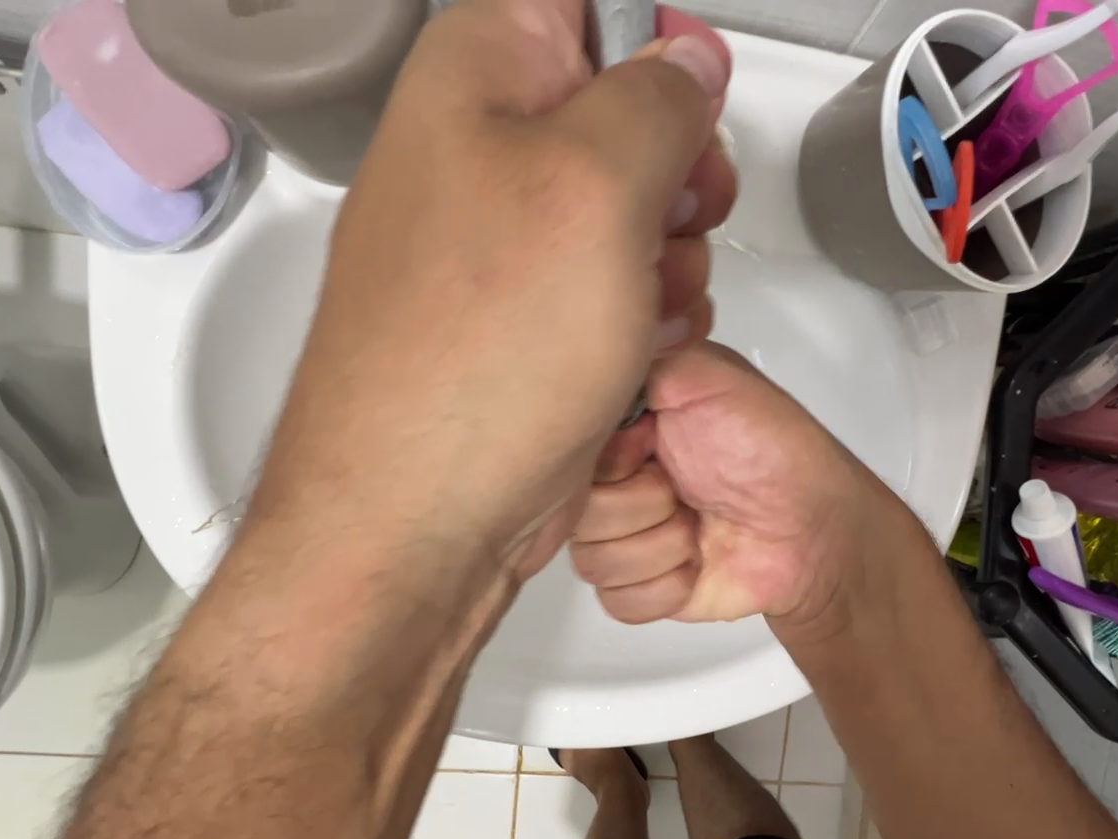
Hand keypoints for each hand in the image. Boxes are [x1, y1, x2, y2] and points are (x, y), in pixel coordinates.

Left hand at [242, 0, 738, 590]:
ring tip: (642, 310)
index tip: (683, 113)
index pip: (586, 3)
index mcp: (479, 77)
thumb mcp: (597, 186)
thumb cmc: (482, 359)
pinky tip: (631, 355)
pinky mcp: (532, 323)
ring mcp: (510, 249)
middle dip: (676, 175)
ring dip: (668, 260)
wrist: (430, 509)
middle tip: (672, 220)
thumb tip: (687, 59)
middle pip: (625, 116)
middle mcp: (484, 155)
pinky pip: (616, 289)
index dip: (654, 47)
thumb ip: (656, 101)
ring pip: (633, 215)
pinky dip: (643, 317)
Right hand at [569, 342, 905, 627]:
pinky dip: (667, 586)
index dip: (612, 460)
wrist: (813, 527)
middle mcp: (616, 486)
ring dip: (661, 546)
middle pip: (574, 514)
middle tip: (687, 491)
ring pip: (593, 561)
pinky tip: (698, 564)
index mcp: (622, 434)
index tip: (653, 446)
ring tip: (700, 528)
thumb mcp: (710, 376)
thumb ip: (643, 361)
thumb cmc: (773, 449)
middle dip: (643, 505)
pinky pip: (618, 601)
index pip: (567, 454)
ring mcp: (627, 539)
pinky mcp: (642, 589)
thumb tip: (592, 374)